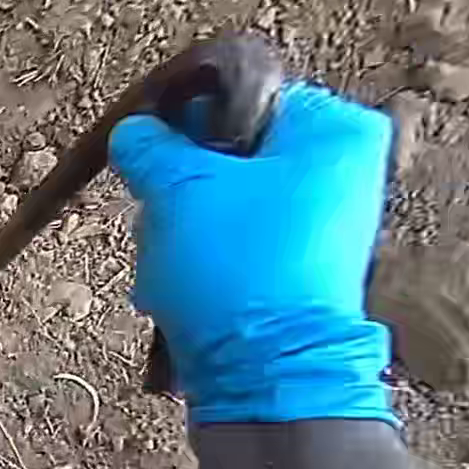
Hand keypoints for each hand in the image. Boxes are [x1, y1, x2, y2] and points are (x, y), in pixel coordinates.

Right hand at [109, 82, 395, 424]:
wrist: (260, 366)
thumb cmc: (232, 266)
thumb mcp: (180, 193)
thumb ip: (153, 151)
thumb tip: (133, 128)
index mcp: (330, 131)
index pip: (241, 102)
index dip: (186, 130)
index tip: (150, 164)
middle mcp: (334, 171)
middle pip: (223, 161)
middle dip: (175, 196)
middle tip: (159, 226)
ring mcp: (312, 225)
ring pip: (214, 208)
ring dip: (174, 235)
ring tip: (166, 269)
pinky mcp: (285, 269)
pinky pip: (223, 247)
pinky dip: (191, 264)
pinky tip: (177, 289)